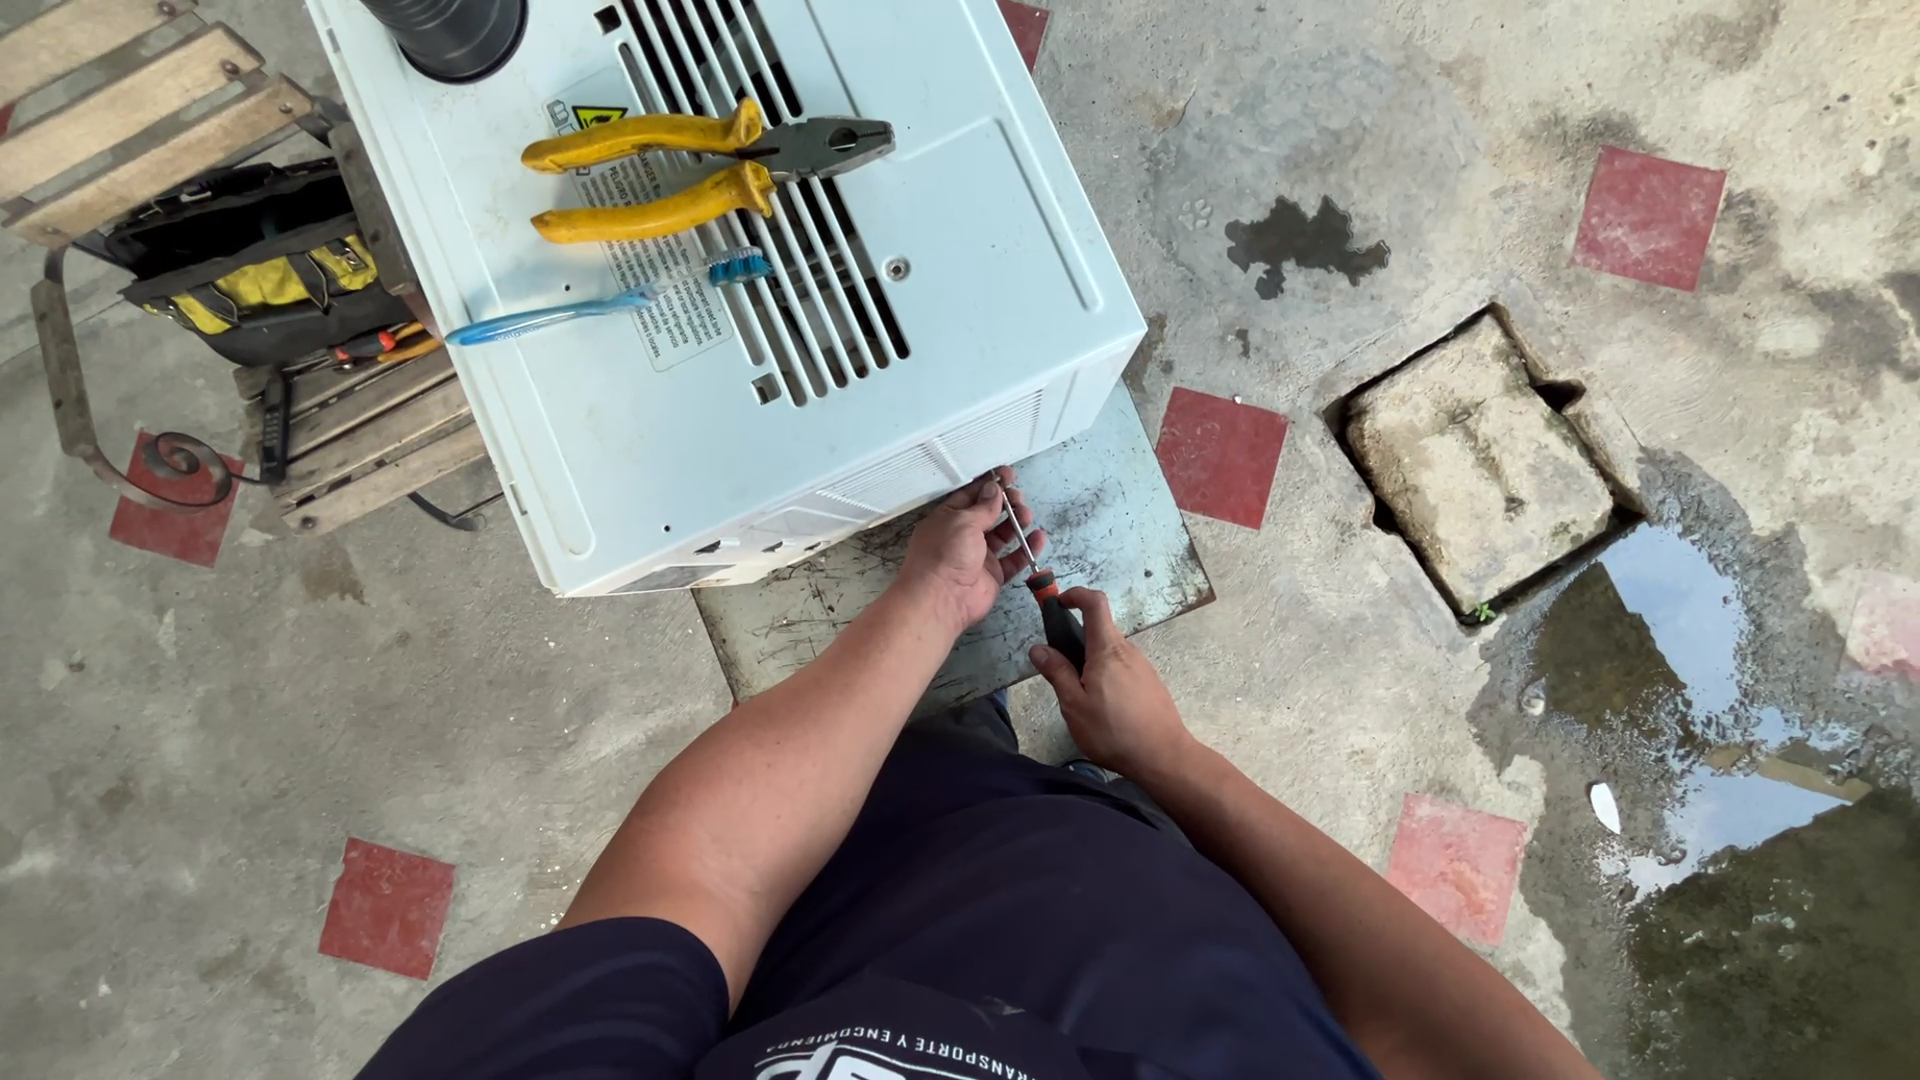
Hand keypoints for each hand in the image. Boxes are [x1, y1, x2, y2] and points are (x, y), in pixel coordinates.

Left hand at [896, 467, 1046, 636]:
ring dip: (1017, 522)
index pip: (971, 495)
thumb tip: (994, 490)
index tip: (1007, 474)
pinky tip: (1038, 537)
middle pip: (989, 514)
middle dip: (1006, 503)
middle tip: (1018, 498)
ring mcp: (978, 556)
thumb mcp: (962, 521)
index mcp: (948, 518)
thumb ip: (983, 506)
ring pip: (1003, 535)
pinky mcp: (993, 575)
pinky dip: (1027, 548)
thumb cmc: (943, 555)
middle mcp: (962, 536)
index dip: (989, 484)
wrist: (941, 599)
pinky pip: (1014, 559)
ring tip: (1027, 515)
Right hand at [1029, 588, 1196, 780]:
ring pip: (1110, 653)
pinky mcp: (1150, 683)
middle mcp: (1128, 650)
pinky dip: (1106, 676)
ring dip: (1091, 664)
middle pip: (1100, 630)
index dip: (1076, 594)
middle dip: (1076, 642)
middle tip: (1061, 674)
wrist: (1164, 758)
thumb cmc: (1113, 731)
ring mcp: (1143, 666)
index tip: (1058, 603)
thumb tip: (1038, 648)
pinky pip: (1122, 668)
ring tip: (1083, 700)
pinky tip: (1105, 709)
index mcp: (1107, 649)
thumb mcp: (1074, 705)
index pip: (1095, 603)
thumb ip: (1057, 672)